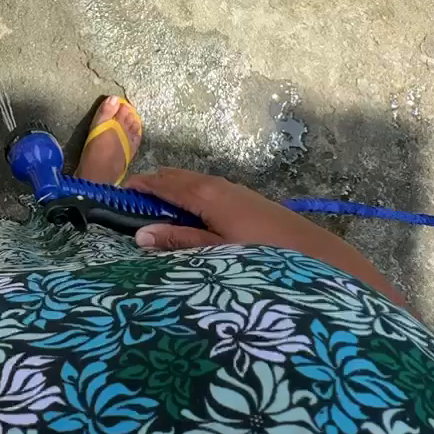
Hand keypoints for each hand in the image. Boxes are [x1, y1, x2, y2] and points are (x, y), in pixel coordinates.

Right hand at [126, 167, 314, 248]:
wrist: (317, 256)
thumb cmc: (263, 256)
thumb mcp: (216, 254)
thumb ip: (179, 242)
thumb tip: (140, 234)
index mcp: (204, 193)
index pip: (161, 182)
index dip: (138, 187)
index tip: (115, 197)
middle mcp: (216, 184)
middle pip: (175, 176)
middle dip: (151, 187)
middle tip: (130, 208)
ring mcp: (233, 189)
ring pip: (191, 182)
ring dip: (171, 192)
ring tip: (154, 214)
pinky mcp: (245, 198)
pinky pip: (206, 189)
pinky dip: (188, 196)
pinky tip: (189, 218)